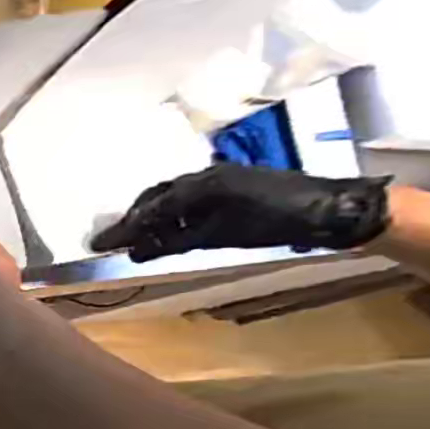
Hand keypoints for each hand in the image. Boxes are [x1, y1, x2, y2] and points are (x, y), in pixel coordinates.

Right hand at [89, 164, 391, 261]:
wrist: (331, 208)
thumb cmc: (275, 222)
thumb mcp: (221, 236)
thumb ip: (175, 242)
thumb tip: (136, 252)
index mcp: (199, 185)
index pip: (150, 210)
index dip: (123, 229)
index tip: (98, 245)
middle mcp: (202, 176)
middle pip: (155, 198)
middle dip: (133, 219)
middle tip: (114, 240)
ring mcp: (217, 177)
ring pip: (171, 197)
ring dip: (152, 217)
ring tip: (138, 238)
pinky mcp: (230, 183)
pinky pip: (189, 197)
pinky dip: (172, 214)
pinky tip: (168, 230)